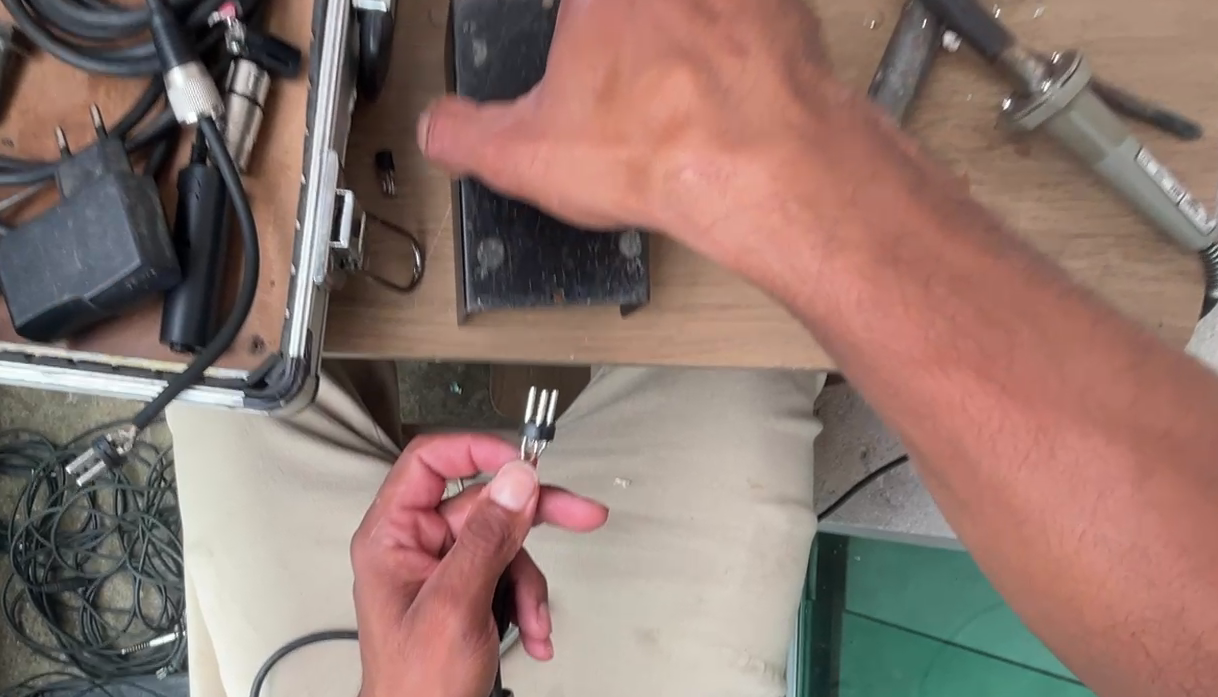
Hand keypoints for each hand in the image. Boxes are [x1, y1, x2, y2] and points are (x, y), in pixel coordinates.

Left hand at [298, 435, 607, 696]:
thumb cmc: (418, 682)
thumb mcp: (458, 605)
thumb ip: (488, 538)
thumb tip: (518, 478)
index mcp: (391, 533)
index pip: (429, 461)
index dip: (476, 450)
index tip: (525, 465)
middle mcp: (413, 541)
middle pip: (481, 503)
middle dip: (533, 521)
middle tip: (587, 515)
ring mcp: (439, 566)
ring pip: (502, 544)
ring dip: (528, 585)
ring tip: (536, 626)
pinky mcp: (460, 590)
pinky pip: (502, 576)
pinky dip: (523, 603)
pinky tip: (535, 638)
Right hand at [418, 0, 866, 285]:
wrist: (757, 160)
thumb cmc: (655, 145)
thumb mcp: (522, 156)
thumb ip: (464, 136)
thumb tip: (438, 128)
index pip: (567, 18)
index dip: (571, 46)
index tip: (573, 90)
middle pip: (626, 18)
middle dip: (621, 50)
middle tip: (618, 95)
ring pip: (687, 14)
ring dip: (677, 37)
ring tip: (666, 94)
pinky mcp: (780, 6)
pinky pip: (745, 13)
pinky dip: (730, 44)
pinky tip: (716, 93)